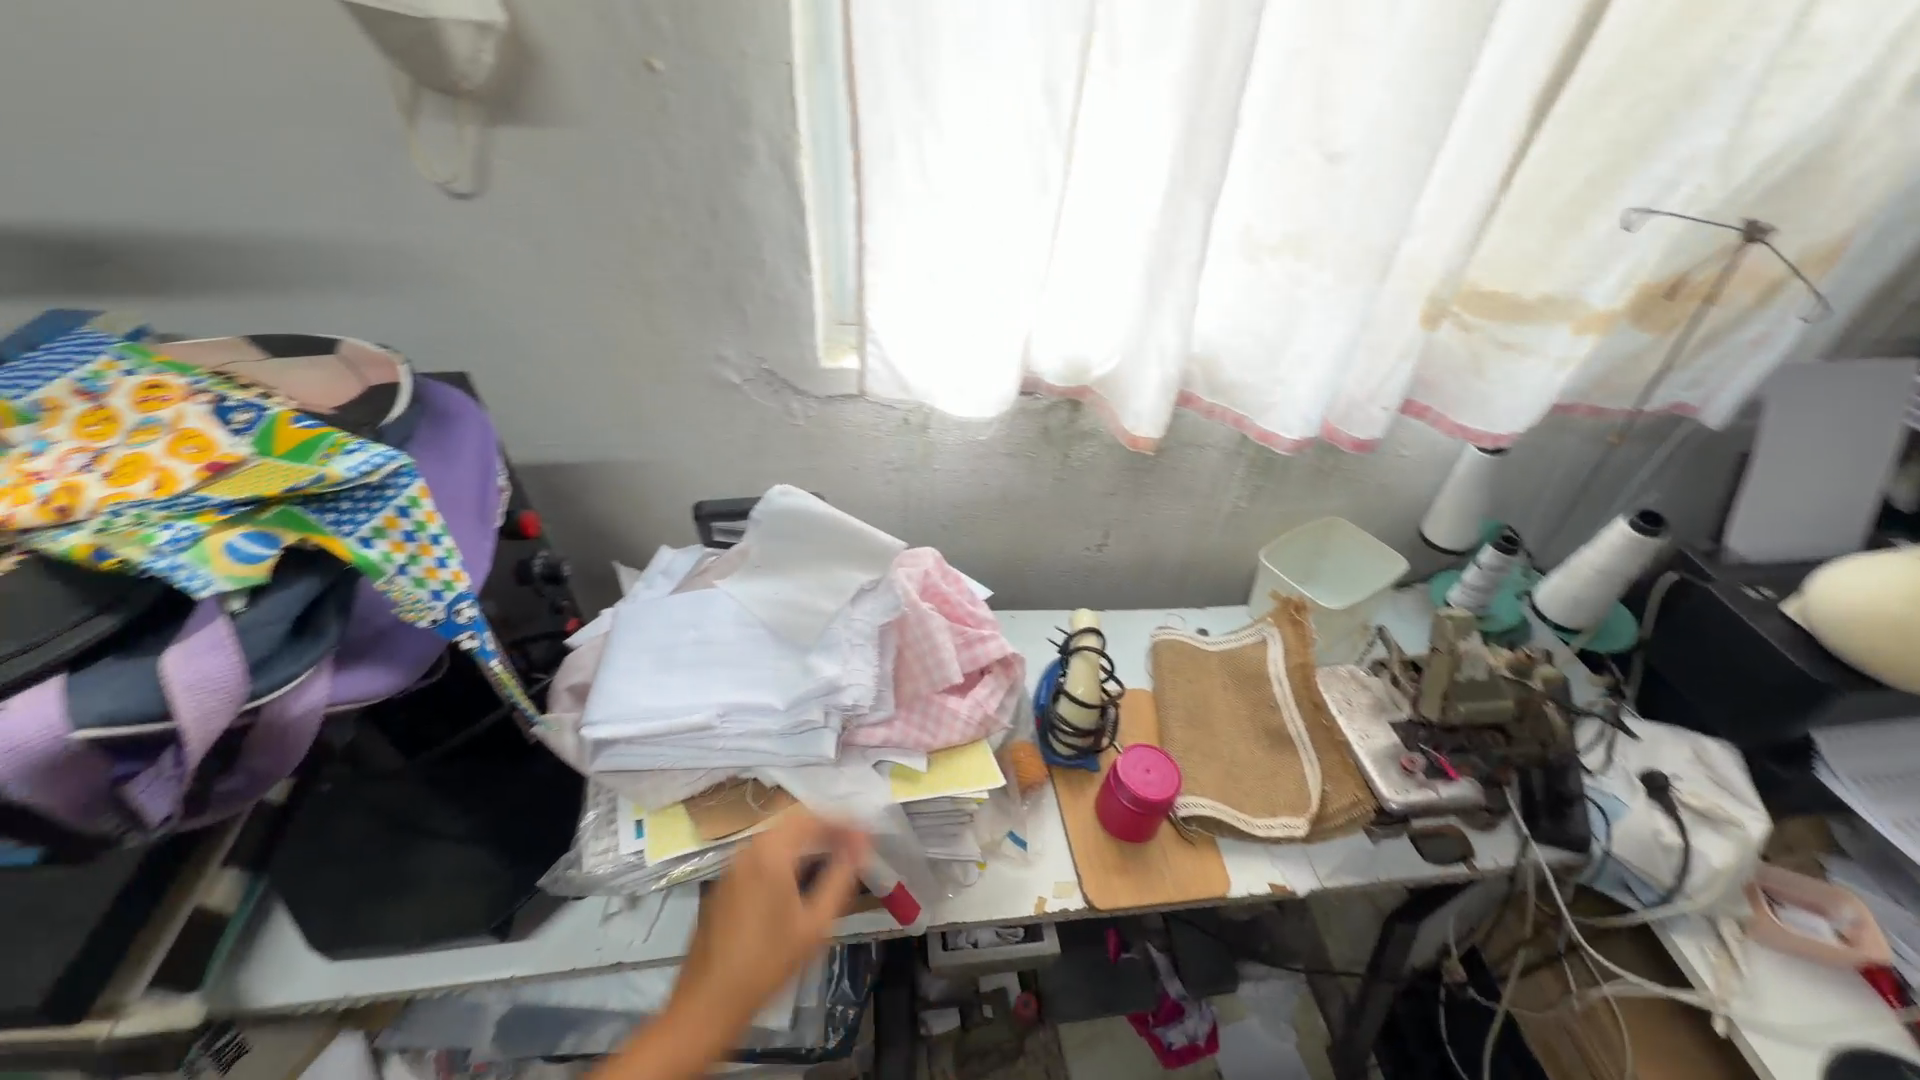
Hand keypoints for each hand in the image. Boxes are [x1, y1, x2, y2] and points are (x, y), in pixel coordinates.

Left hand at [665, 809, 870, 1049]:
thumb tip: (860, 847)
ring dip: (806, 841)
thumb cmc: (768, 963)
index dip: (843, 822)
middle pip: (792, 822)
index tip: (866, 835)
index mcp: (770, 853)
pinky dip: (786, 856)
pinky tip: (801, 878)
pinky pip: (761, 856)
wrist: (708, 1002)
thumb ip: (841, 878)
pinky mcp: (724, 885)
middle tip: (854, 843)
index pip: (812, 817)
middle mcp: (747, 850)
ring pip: (776, 838)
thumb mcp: (815, 924)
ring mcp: (731, 867)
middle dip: (825, 828)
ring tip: (834, 857)